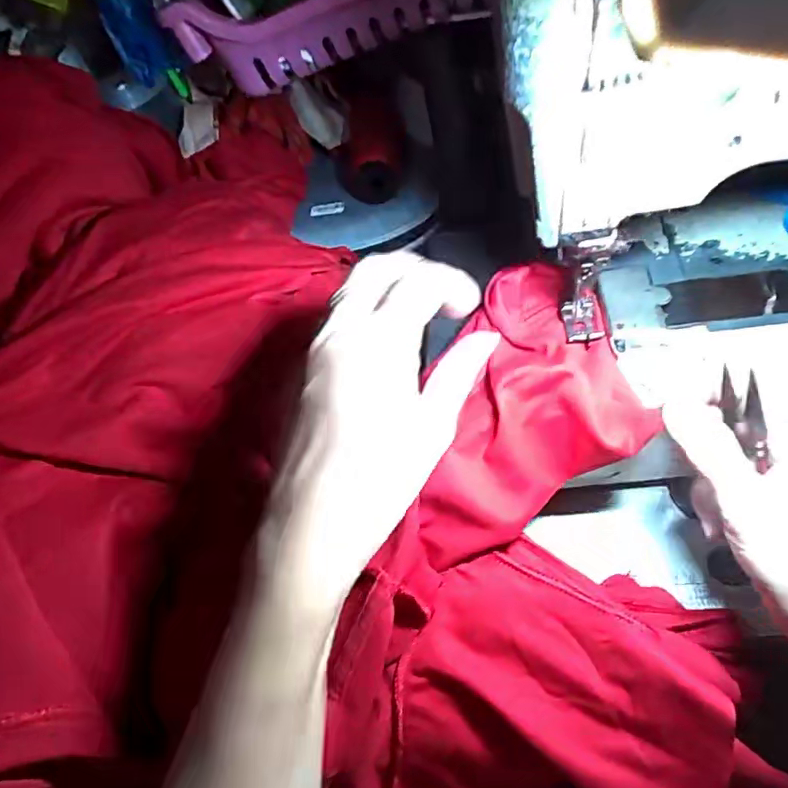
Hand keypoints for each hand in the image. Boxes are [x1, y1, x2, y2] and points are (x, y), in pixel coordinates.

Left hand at [267, 252, 498, 602]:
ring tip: (422, 313)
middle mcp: (340, 331)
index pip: (418, 282)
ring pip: (351, 287)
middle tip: (447, 296)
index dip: (452, 283)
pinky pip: (337, 314)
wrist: (313, 519)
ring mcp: (315, 346)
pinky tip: (389, 339)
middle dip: (417, 269)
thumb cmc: (382, 479)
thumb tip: (485, 337)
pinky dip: (368, 307)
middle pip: (377, 268)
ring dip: (390, 286)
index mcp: (379, 342)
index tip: (472, 305)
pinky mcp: (303, 365)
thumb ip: (458, 371)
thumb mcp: (433, 427)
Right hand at [662, 364, 787, 643]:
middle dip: (708, 446)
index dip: (714, 382)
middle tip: (693, 474)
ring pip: (737, 456)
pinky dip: (728, 502)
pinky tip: (721, 530)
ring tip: (714, 518)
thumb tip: (675, 403)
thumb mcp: (742, 499)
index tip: (676, 404)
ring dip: (714, 482)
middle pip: (741, 419)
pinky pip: (747, 485)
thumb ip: (708, 447)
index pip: (756, 379)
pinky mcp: (786, 506)